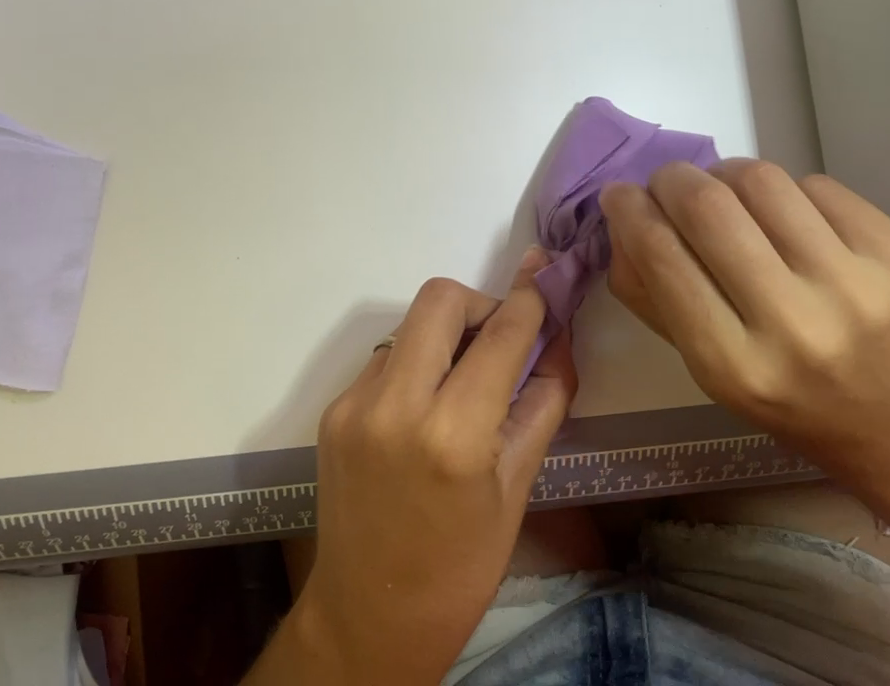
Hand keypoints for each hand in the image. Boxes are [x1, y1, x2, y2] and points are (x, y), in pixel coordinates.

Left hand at [260, 250, 577, 685]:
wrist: (370, 616)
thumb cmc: (461, 569)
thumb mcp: (517, 489)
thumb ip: (541, 402)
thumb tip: (556, 340)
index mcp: (453, 435)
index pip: (501, 336)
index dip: (530, 299)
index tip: (545, 274)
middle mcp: (394, 406)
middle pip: (440, 300)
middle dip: (480, 305)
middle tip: (502, 340)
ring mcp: (354, 405)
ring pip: (408, 327)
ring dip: (445, 338)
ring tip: (463, 386)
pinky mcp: (333, 412)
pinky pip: (384, 361)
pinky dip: (415, 367)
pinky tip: (427, 412)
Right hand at [600, 160, 889, 493]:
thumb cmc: (789, 404)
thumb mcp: (706, 370)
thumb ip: (652, 297)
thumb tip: (623, 217)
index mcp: (736, 366)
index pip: (664, 257)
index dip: (630, 211)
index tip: (618, 194)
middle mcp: (797, 324)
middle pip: (709, 207)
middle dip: (672, 179)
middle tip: (666, 182)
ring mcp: (859, 286)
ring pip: (763, 181)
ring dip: (725, 173)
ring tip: (724, 192)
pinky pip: (818, 186)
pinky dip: (784, 191)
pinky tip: (784, 216)